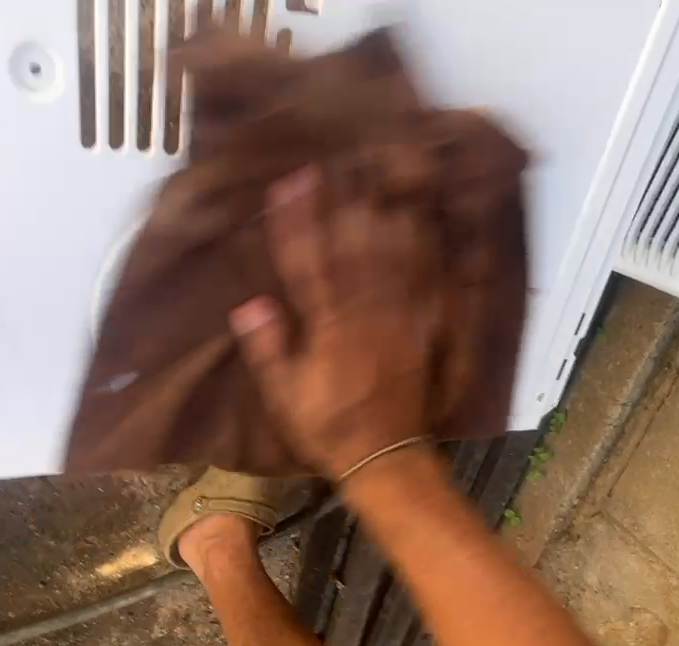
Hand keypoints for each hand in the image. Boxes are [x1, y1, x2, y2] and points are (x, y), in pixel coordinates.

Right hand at [230, 167, 431, 480]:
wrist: (385, 457)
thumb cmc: (328, 429)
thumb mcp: (285, 399)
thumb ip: (269, 352)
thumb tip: (249, 306)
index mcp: (327, 332)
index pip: (306, 267)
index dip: (296, 223)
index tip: (290, 182)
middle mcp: (365, 318)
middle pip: (353, 249)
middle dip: (344, 201)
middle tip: (341, 156)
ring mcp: (399, 321)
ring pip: (392, 257)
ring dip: (385, 211)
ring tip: (383, 170)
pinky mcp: (425, 330)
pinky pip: (429, 283)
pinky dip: (429, 249)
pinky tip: (427, 219)